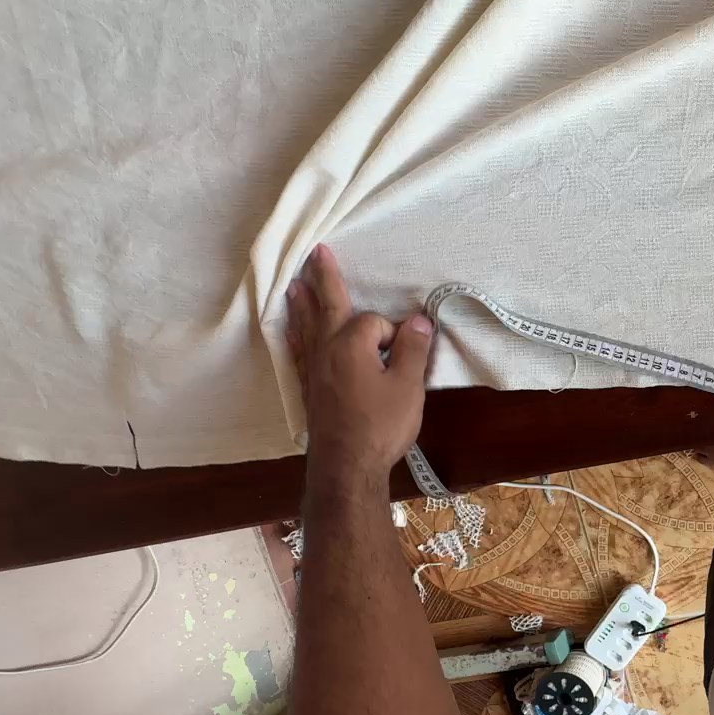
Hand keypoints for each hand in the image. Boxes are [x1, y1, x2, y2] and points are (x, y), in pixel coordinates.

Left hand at [286, 244, 434, 488]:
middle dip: (326, 279)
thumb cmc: (381, 424)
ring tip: (295, 283)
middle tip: (318, 252)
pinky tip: (294, 331)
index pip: (375, 323)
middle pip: (327, 307)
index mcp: (351, 344)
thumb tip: (419, 320)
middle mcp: (326, 349)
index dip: (396, 335)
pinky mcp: (309, 386)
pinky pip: (300, 349)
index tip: (409, 355)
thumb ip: (414, 351)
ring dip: (304, 302)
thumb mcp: (408, 387)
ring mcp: (314, 368)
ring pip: (307, 326)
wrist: (348, 463)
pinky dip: (297, 333)